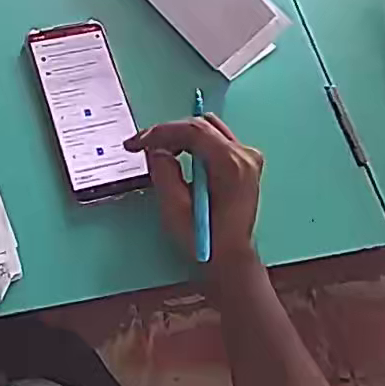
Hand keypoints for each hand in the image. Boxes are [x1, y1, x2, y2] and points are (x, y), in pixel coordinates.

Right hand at [125, 113, 264, 267]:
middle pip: (201, 126)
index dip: (160, 132)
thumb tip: (156, 151)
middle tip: (142, 146)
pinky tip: (178, 157)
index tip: (136, 143)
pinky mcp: (244, 164)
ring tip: (158, 151)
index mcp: (230, 164)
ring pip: (208, 129)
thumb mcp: (176, 209)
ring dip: (180, 136)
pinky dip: (193, 144)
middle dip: (168, 132)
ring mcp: (247, 158)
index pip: (193, 130)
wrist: (232, 259)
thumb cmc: (206, 241)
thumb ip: (164, 173)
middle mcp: (244, 155)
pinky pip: (215, 140)